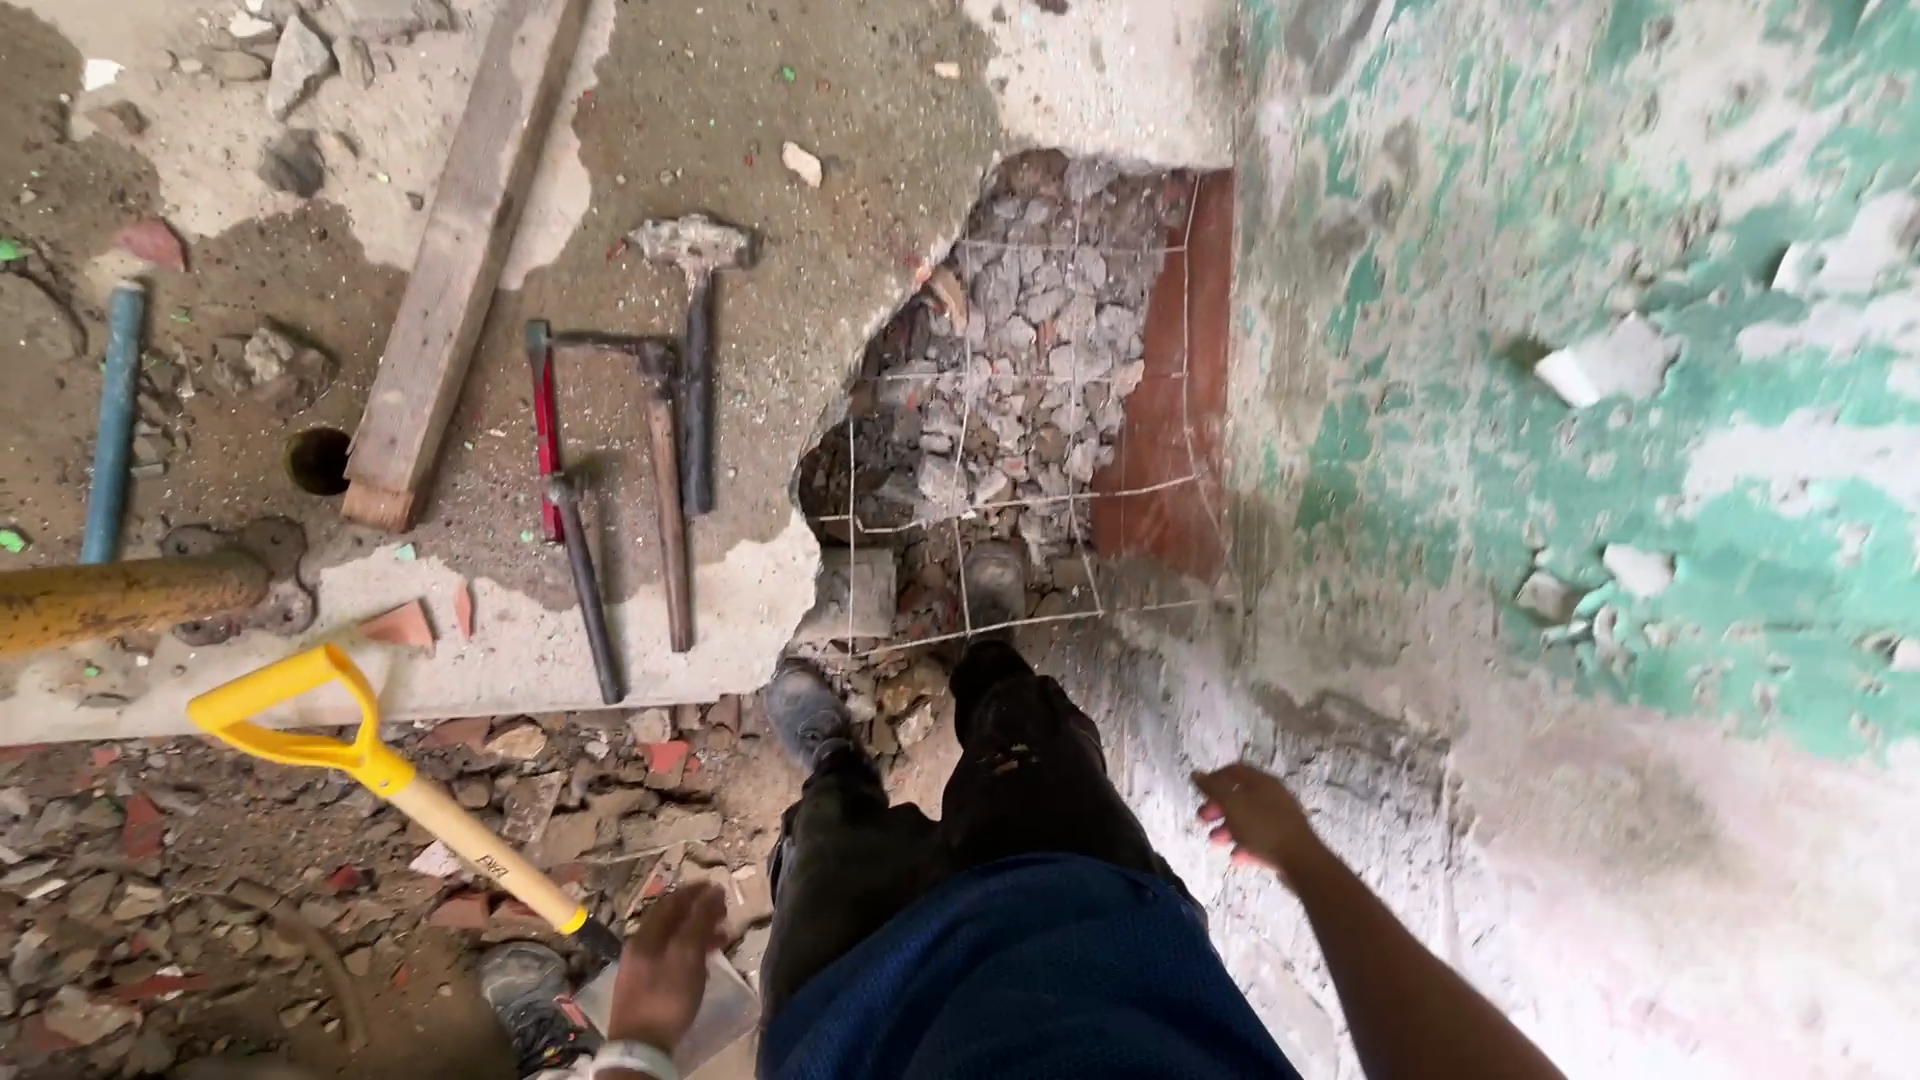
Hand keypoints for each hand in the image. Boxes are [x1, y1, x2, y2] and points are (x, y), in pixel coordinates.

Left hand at [605, 882, 727, 1050]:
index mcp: (646, 934)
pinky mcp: (644, 988)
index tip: (719, 888)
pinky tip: (703, 963)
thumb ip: (701, 920)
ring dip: (697, 933)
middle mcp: (639, 946)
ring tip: (721, 937)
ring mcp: (639, 968)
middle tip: (723, 913)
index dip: (696, 891)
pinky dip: (688, 953)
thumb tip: (714, 890)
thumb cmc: (667, 996)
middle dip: (699, 912)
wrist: (639, 1049)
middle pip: (671, 920)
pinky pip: (669, 959)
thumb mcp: (688, 954)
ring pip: (672, 940)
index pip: (671, 901)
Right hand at [1192, 762, 1326, 888]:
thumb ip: (1213, 788)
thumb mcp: (1233, 805)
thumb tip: (1196, 773)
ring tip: (1216, 842)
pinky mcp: (1285, 839)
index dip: (1214, 778)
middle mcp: (1273, 796)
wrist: (1304, 862)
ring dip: (1228, 829)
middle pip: (1239, 796)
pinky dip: (1245, 844)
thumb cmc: (1264, 828)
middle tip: (1203, 820)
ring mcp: (1281, 818)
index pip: (1234, 771)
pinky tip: (1236, 857)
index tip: (1201, 793)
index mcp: (1262, 782)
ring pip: (1248, 819)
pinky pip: (1260, 837)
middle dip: (1218, 808)